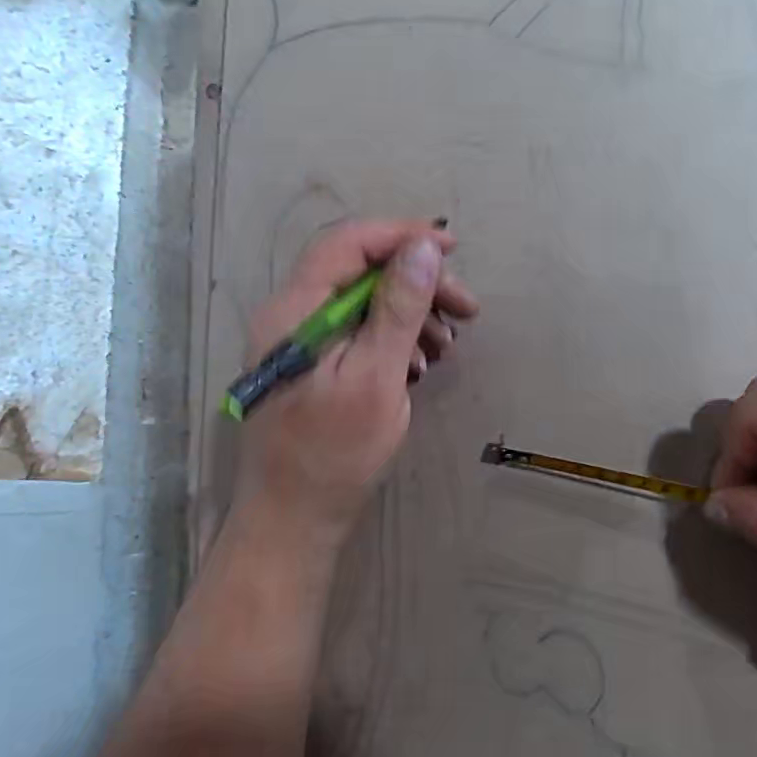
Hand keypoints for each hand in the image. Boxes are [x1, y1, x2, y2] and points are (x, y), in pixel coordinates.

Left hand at [232, 219, 479, 547]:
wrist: (293, 519)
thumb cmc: (334, 454)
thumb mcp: (376, 377)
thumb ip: (398, 308)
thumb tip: (423, 248)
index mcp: (295, 309)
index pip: (347, 243)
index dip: (401, 237)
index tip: (451, 249)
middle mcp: (291, 316)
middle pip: (358, 272)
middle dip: (416, 283)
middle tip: (466, 309)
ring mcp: (300, 343)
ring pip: (362, 305)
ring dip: (410, 315)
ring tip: (447, 345)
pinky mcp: (313, 367)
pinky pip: (357, 335)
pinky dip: (392, 342)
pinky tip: (419, 365)